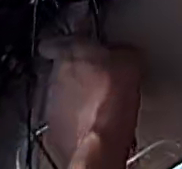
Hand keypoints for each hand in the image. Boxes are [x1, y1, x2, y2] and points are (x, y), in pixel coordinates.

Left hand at [40, 39, 142, 168]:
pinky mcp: (54, 131)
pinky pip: (63, 118)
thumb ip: (121, 49)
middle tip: (96, 72)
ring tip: (97, 99)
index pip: (55, 39)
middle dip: (76, 69)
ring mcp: (51, 105)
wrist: (102, 142)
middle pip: (60, 66)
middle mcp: (55, 76)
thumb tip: (125, 52)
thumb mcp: (130, 59)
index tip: (73, 40)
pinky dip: (75, 118)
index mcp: (70, 52)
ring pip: (61, 92)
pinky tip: (92, 120)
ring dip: (75, 94)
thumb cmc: (111, 99)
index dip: (64, 39)